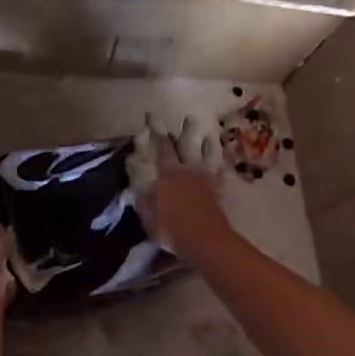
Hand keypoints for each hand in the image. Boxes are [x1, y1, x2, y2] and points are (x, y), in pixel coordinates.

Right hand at [128, 113, 229, 253]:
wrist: (203, 239)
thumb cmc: (170, 226)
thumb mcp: (147, 211)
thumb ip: (142, 193)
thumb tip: (135, 177)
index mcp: (168, 173)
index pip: (161, 147)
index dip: (156, 131)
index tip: (152, 116)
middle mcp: (188, 170)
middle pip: (188, 146)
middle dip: (186, 131)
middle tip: (189, 117)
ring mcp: (206, 179)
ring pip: (207, 156)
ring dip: (207, 144)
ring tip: (208, 135)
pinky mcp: (218, 191)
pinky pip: (219, 173)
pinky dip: (219, 166)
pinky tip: (219, 164)